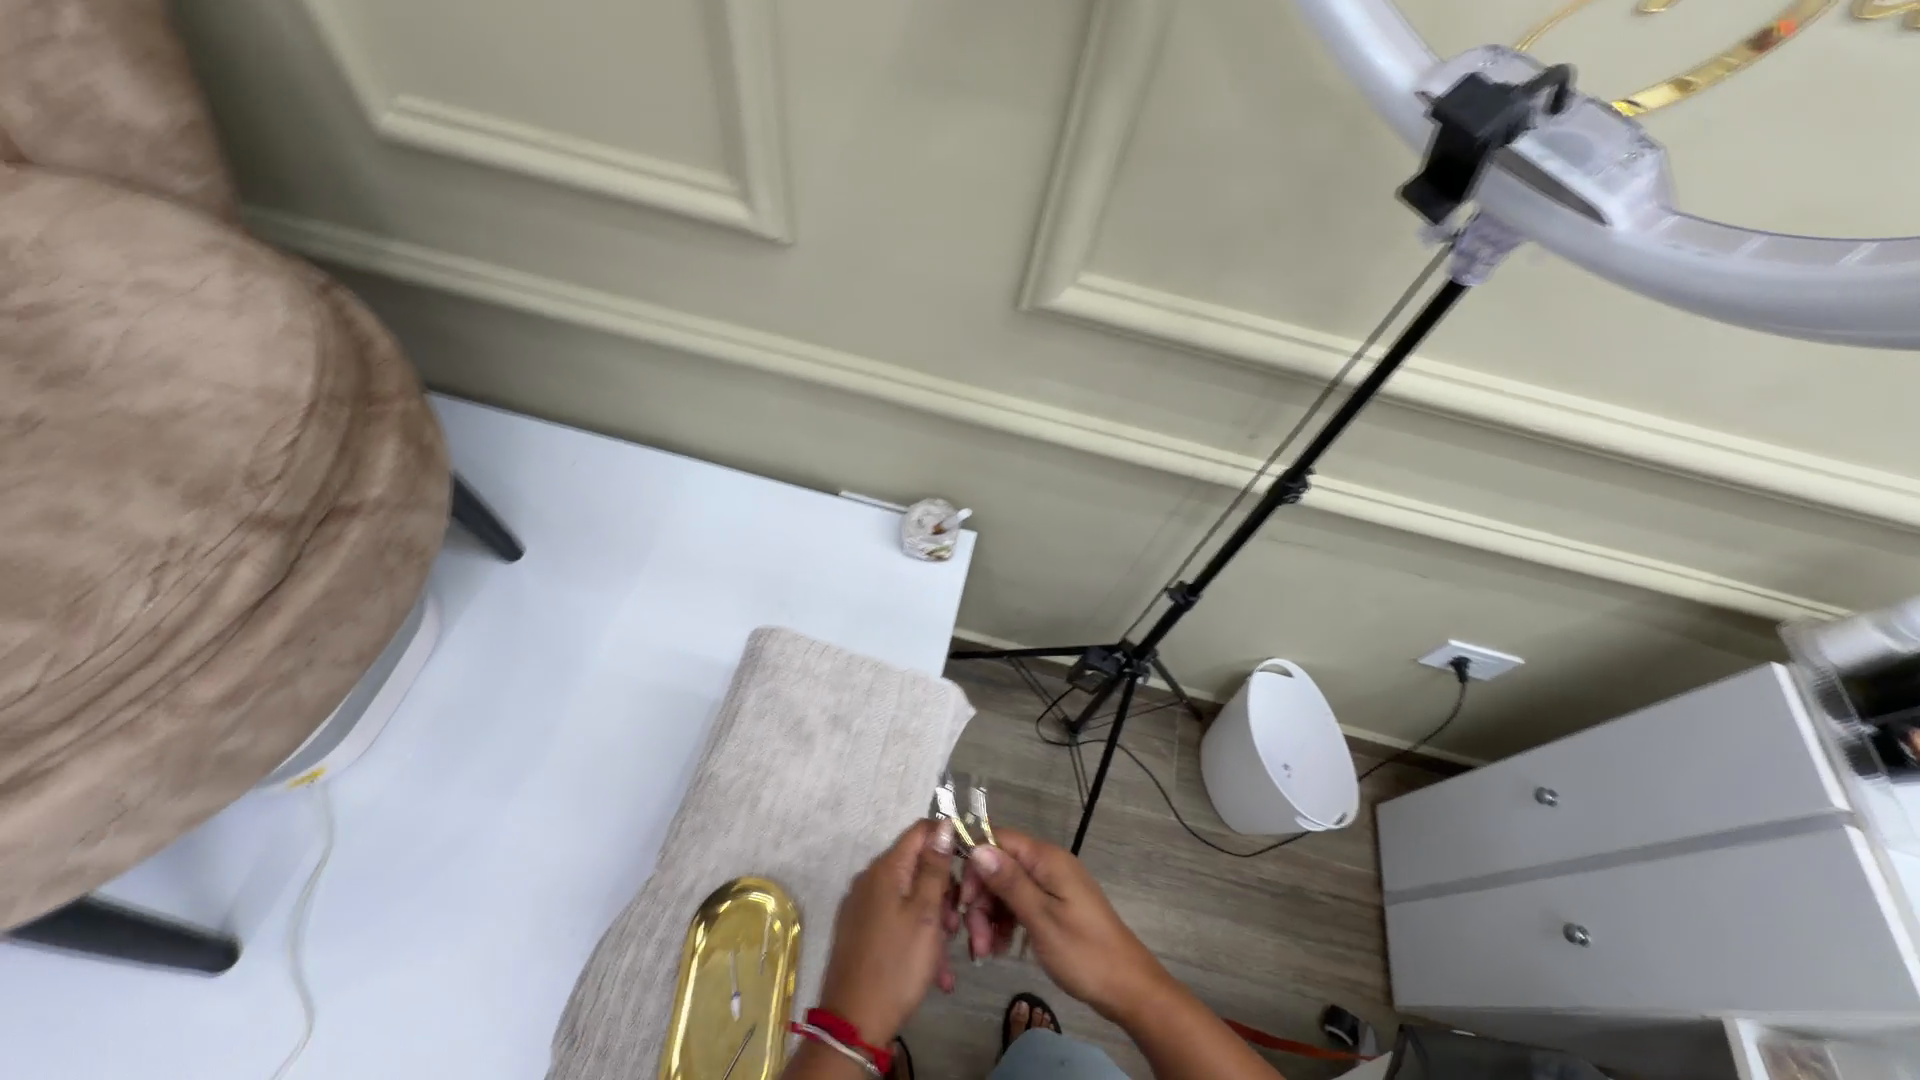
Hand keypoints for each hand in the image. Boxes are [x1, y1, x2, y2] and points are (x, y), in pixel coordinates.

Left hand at [815, 819, 957, 1046]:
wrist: (854, 1021)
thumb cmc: (897, 964)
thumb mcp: (926, 914)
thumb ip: (935, 867)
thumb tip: (943, 824)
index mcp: (885, 869)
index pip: (921, 831)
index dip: (949, 842)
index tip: (972, 870)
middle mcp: (870, 880)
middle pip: (917, 867)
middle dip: (944, 891)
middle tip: (957, 924)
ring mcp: (863, 906)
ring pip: (910, 898)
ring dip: (934, 920)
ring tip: (946, 953)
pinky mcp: (861, 931)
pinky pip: (897, 921)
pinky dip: (917, 938)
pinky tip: (934, 971)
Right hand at [960, 828, 1175, 1023]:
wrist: (1127, 988)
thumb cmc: (1084, 953)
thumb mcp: (1041, 919)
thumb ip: (1009, 882)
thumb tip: (978, 847)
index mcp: (1046, 859)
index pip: (996, 839)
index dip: (974, 864)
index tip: (963, 900)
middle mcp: (1048, 865)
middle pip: (998, 867)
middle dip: (981, 900)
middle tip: (975, 939)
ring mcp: (1052, 886)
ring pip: (1006, 889)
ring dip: (990, 917)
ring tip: (986, 952)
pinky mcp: (1054, 906)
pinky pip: (1020, 904)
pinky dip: (1006, 924)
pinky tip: (1001, 948)